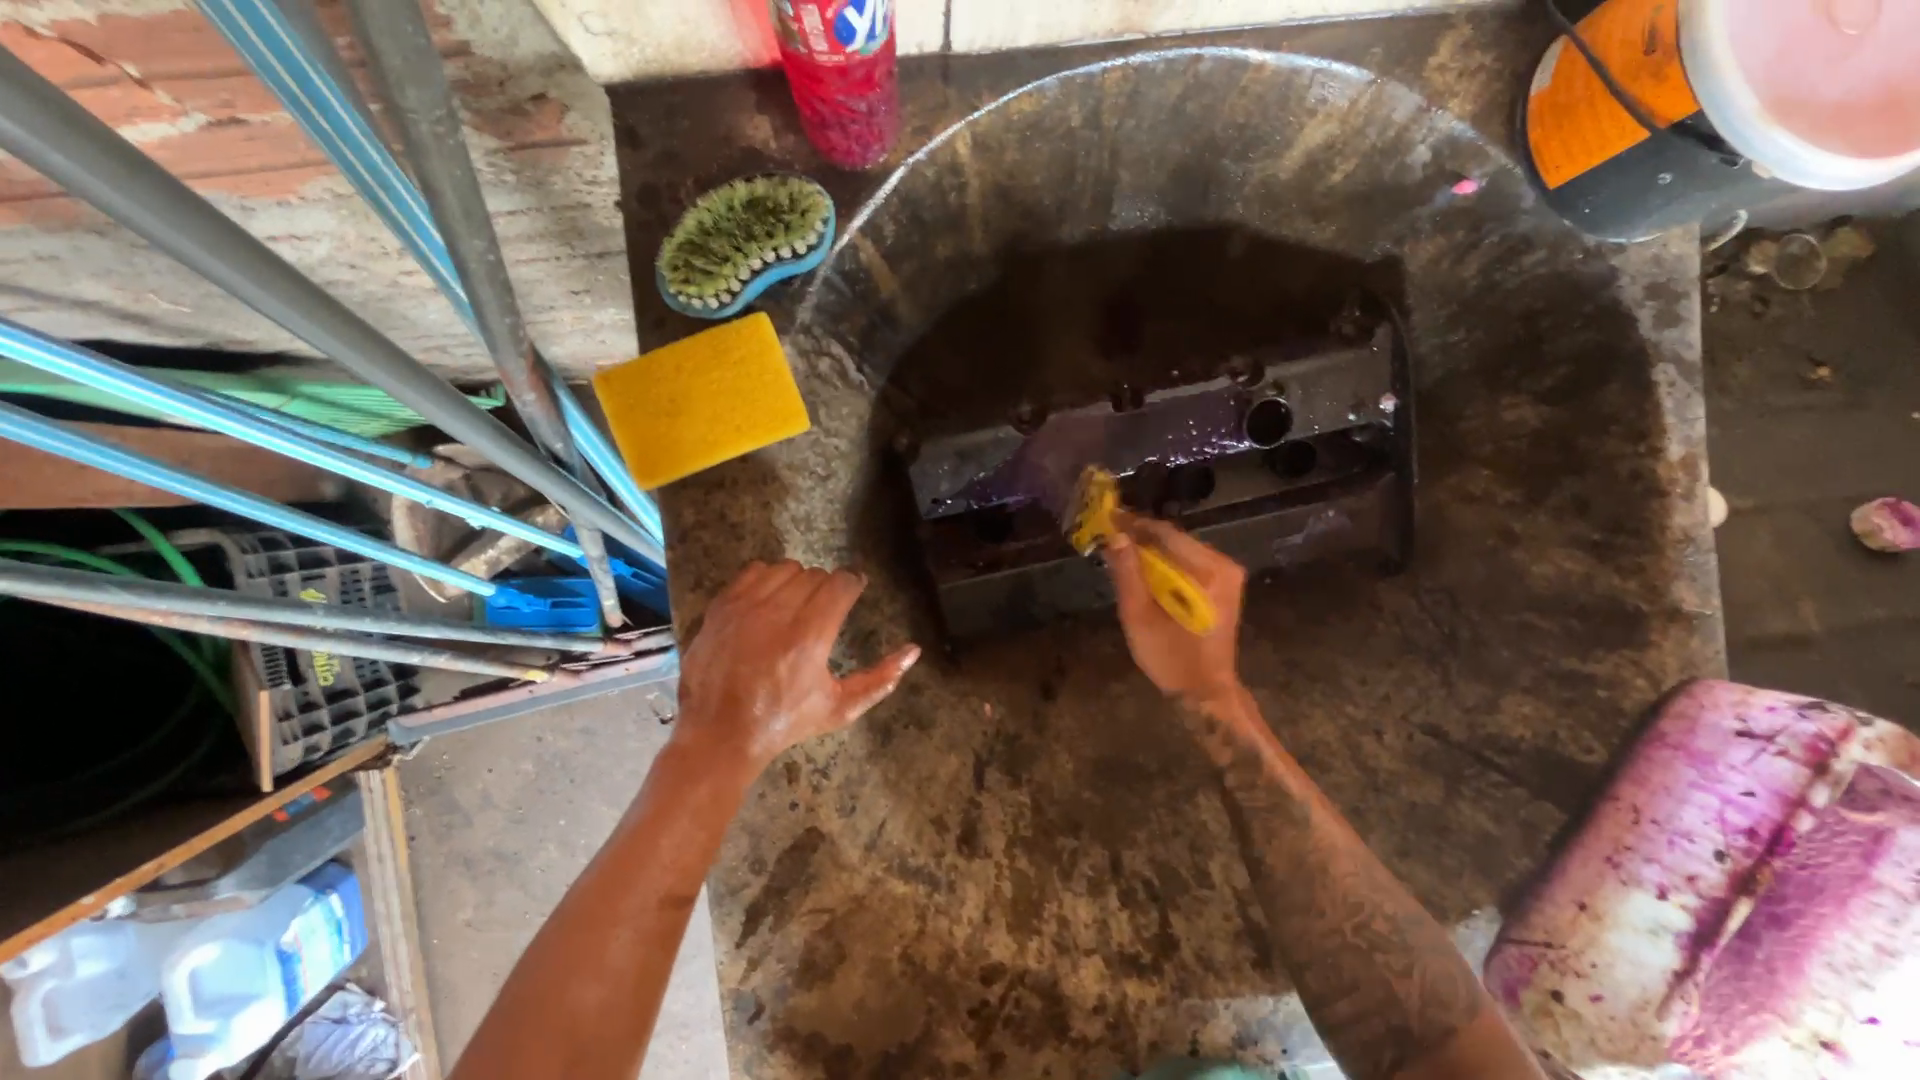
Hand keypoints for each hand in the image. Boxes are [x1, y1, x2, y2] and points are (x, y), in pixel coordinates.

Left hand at [675, 560, 919, 769]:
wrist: (719, 735)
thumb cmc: (784, 723)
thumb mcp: (839, 708)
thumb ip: (880, 679)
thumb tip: (913, 651)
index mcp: (810, 637)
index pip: (841, 583)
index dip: (853, 584)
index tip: (854, 592)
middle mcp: (777, 614)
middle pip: (815, 575)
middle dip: (827, 587)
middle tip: (825, 609)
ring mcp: (745, 607)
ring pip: (784, 569)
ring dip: (798, 581)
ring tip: (797, 603)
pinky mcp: (721, 607)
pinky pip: (753, 572)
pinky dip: (767, 579)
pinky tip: (769, 601)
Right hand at [1104, 512, 1246, 707]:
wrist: (1205, 691)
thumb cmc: (1172, 658)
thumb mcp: (1140, 616)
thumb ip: (1127, 573)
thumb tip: (1115, 535)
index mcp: (1209, 570)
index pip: (1165, 533)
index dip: (1133, 525)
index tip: (1105, 520)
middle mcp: (1224, 565)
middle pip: (1174, 539)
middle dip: (1140, 538)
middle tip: (1108, 539)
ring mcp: (1227, 574)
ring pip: (1180, 550)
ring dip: (1151, 551)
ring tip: (1120, 555)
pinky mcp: (1224, 585)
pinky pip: (1188, 563)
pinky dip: (1164, 564)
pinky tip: (1143, 572)